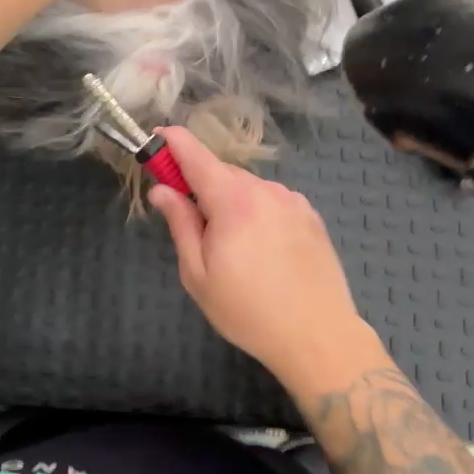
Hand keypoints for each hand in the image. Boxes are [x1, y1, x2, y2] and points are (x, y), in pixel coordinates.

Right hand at [147, 127, 384, 390]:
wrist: (317, 335)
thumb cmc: (247, 311)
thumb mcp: (198, 274)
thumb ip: (180, 224)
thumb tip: (161, 190)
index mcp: (233, 201)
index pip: (195, 155)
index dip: (172, 142)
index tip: (155, 138)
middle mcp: (265, 190)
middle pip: (222, 172)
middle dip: (201, 186)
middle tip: (193, 223)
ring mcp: (292, 200)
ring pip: (248, 188)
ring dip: (231, 201)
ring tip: (233, 248)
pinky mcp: (310, 215)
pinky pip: (272, 201)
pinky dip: (257, 211)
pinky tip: (262, 249)